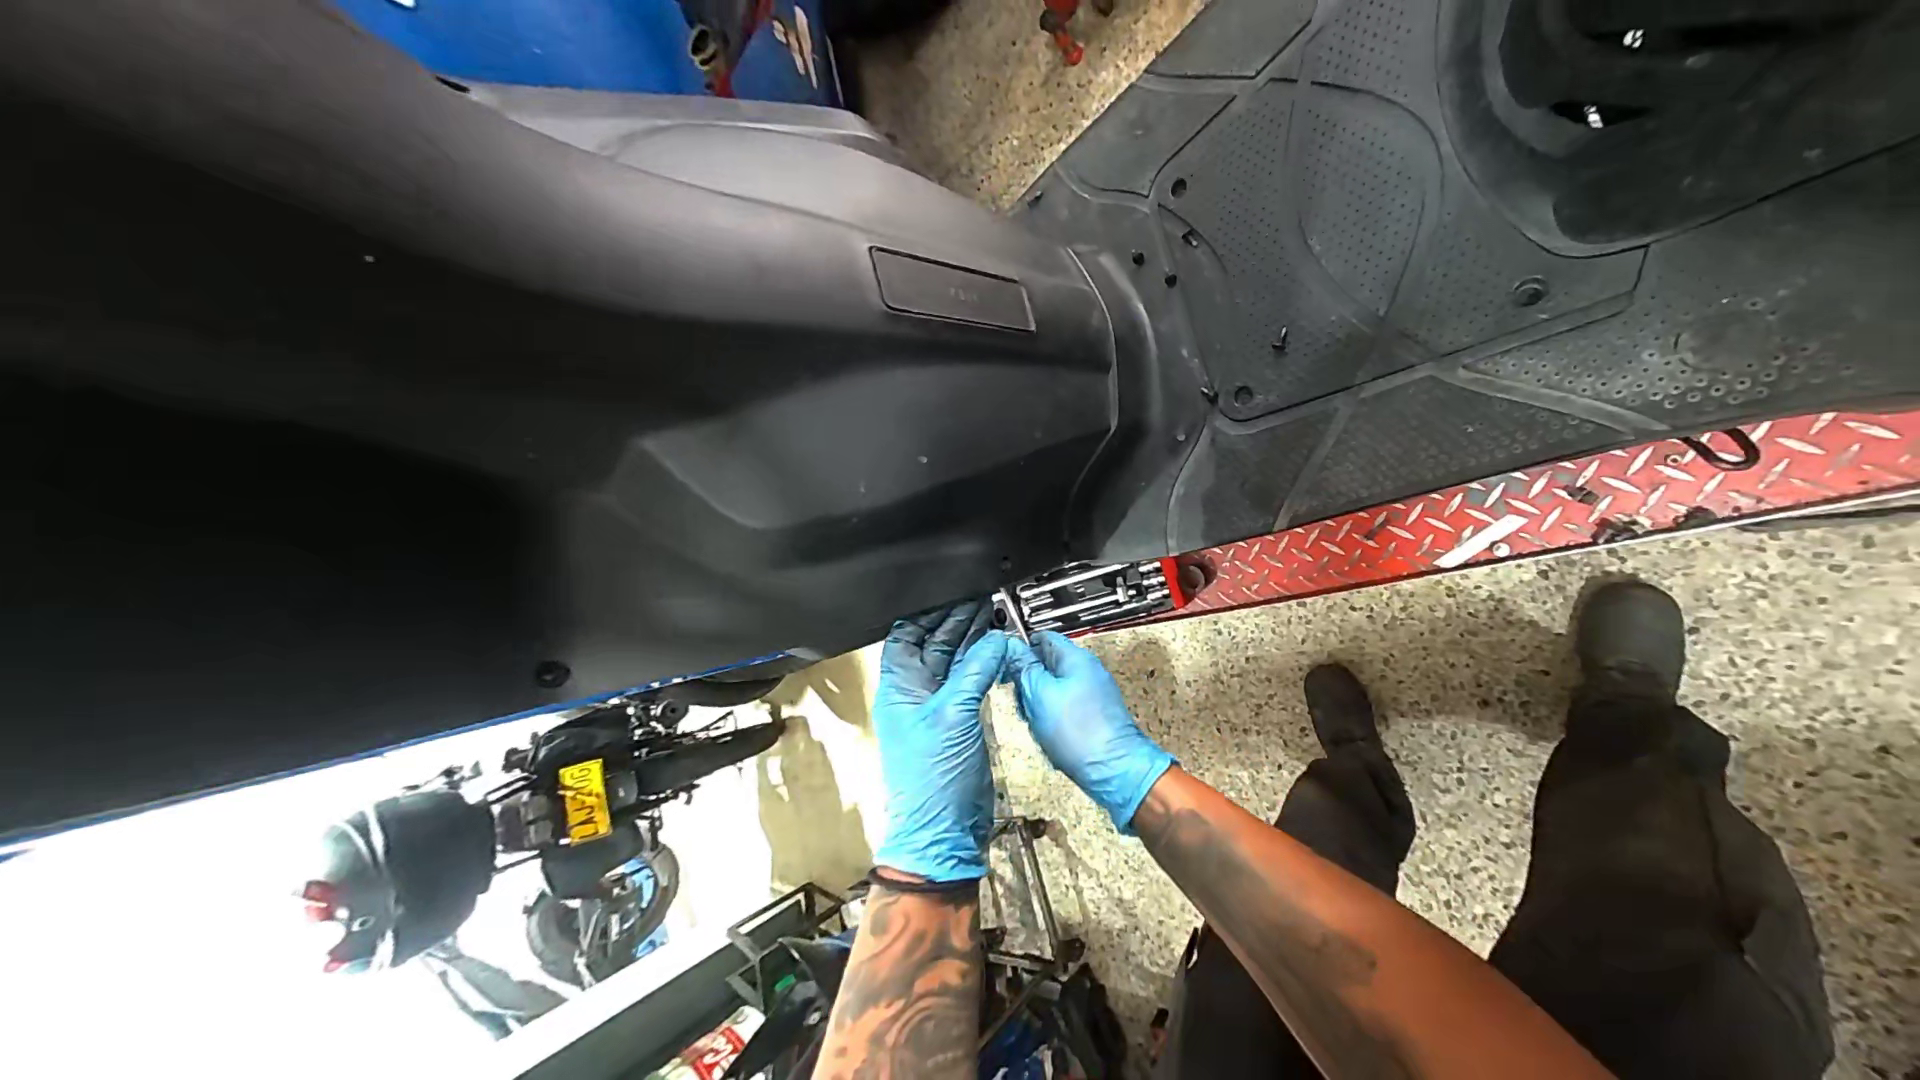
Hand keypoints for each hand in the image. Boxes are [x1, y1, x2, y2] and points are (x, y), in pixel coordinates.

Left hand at [870, 601, 1008, 882]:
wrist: (946, 829)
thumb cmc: (933, 777)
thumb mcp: (952, 714)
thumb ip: (974, 671)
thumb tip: (996, 639)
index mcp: (900, 687)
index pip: (906, 636)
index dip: (927, 614)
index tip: (952, 594)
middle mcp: (916, 693)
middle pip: (934, 645)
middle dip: (956, 621)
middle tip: (982, 601)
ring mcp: (939, 708)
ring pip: (955, 663)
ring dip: (973, 641)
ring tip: (994, 616)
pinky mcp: (961, 722)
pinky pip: (971, 684)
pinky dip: (984, 666)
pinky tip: (999, 652)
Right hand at [1004, 631, 1172, 833]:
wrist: (1113, 770)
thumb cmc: (1076, 731)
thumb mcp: (1038, 693)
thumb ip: (1022, 666)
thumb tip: (1008, 644)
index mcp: (1075, 658)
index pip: (1042, 637)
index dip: (1019, 649)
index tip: (1005, 667)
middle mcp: (1087, 670)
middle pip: (1046, 664)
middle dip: (1027, 682)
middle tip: (1021, 703)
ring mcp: (1092, 693)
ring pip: (1052, 688)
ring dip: (1037, 704)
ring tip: (1035, 723)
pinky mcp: (1093, 715)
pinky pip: (1063, 707)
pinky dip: (1051, 718)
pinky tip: (1048, 735)